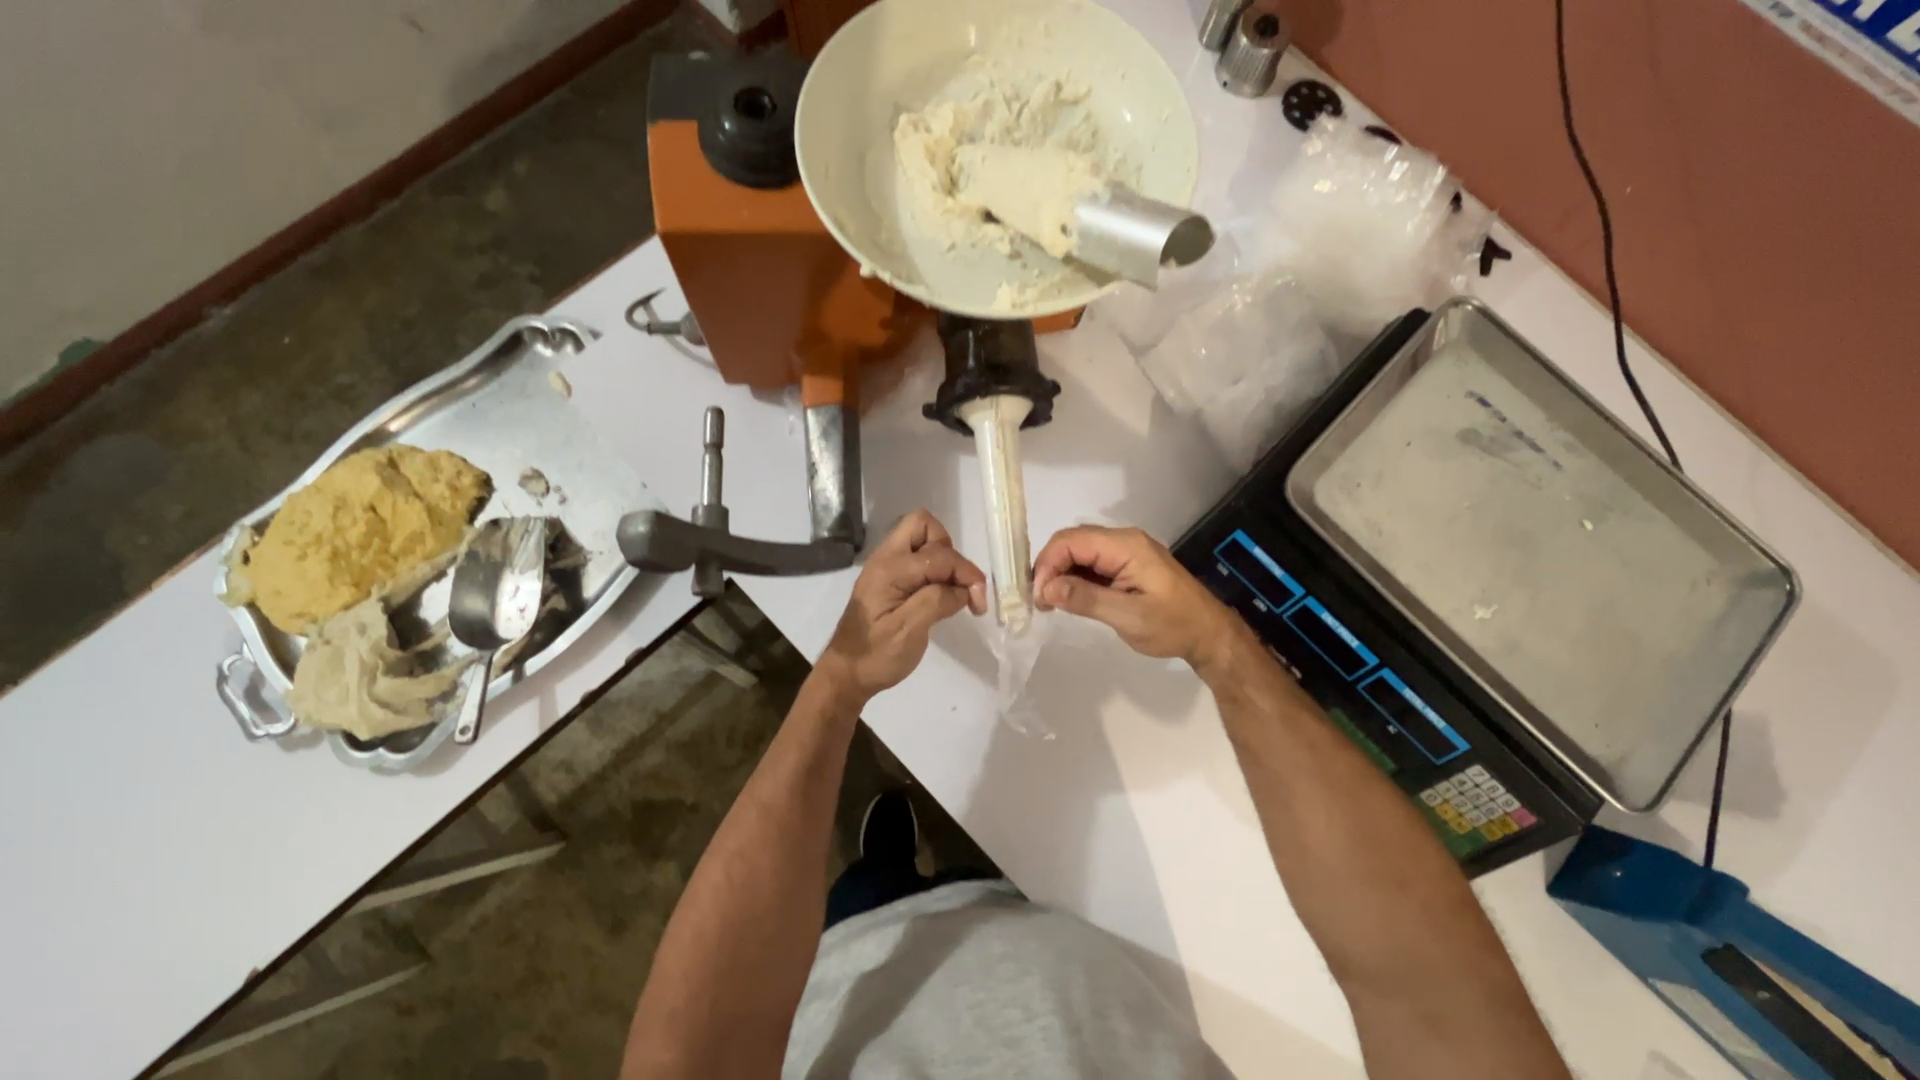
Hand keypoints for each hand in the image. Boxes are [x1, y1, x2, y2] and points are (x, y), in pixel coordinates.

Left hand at [816, 510, 986, 703]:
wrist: (847, 674)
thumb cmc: (876, 656)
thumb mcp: (908, 633)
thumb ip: (936, 602)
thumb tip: (963, 589)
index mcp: (889, 570)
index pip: (939, 554)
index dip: (966, 574)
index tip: (979, 603)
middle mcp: (886, 559)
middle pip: (923, 524)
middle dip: (949, 551)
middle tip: (957, 585)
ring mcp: (886, 567)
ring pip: (921, 538)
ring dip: (943, 559)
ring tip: (952, 592)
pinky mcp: (890, 579)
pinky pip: (917, 557)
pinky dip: (935, 569)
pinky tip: (941, 597)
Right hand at [1032, 525, 1241, 667]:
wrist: (1209, 634)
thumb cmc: (1173, 625)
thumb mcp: (1128, 616)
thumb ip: (1086, 599)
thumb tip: (1046, 588)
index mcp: (1126, 546)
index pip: (1071, 541)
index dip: (1048, 564)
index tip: (1038, 596)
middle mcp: (1123, 541)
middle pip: (1072, 542)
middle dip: (1050, 568)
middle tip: (1040, 602)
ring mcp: (1126, 552)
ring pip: (1080, 553)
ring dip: (1060, 574)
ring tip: (1049, 603)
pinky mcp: (1126, 566)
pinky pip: (1092, 564)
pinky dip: (1075, 579)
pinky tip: (1068, 599)